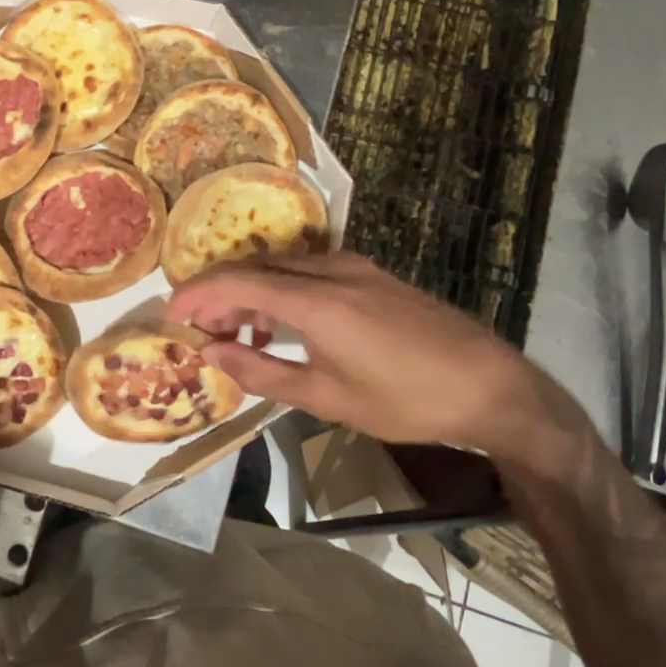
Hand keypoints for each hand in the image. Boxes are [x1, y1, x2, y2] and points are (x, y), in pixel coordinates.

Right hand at [164, 252, 582, 462]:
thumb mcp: (327, 398)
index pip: (237, 282)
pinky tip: (286, 326)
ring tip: (241, 335)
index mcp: (316, 300)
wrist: (493, 388)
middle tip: (202, 330)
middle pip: (256, 267)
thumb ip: (262, 373)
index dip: (198, 295)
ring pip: (284, 267)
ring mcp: (357, 268)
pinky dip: (284, 292)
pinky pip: (312, 271)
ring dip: (253, 293)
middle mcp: (332, 270)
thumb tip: (212, 354)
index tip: (172, 315)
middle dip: (221, 294)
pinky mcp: (375, 275)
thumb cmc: (406, 400)